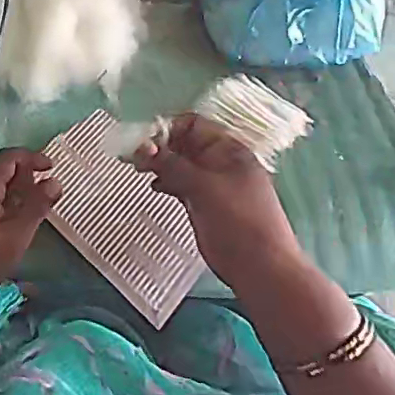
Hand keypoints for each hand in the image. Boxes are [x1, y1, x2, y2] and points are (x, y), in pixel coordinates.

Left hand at [0, 148, 61, 302]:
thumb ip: (35, 207)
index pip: (8, 157)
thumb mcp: (15, 238)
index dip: (32, 157)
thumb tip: (55, 181)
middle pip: (2, 165)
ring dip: (19, 183)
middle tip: (49, 184)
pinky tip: (21, 212)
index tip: (53, 167)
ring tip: (40, 199)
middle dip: (27, 170)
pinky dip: (10, 195)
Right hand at [129, 114, 303, 292]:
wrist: (261, 268)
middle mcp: (220, 163)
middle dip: (158, 146)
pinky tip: (155, 187)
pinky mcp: (204, 204)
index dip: (167, 129)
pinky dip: (166, 182)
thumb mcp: (205, 187)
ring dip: (159, 164)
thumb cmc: (239, 221)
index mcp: (228, 150)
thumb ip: (173, 165)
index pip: (193, 125)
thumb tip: (144, 147)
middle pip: (184, 144)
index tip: (142, 141)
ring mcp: (212, 184)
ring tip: (138, 169)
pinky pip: (181, 184)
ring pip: (180, 165)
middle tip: (133, 156)